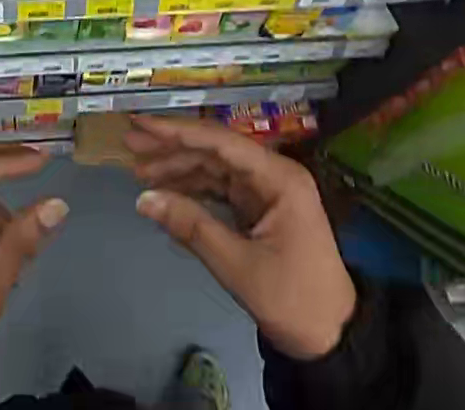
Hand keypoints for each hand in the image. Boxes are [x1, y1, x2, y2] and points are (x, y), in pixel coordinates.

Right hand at [125, 116, 356, 359]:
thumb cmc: (294, 299)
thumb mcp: (239, 265)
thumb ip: (191, 226)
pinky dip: (190, 189)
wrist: (335, 341)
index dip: (177, 130)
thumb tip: (144, 199)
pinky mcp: (257, 208)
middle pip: (213, 150)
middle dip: (170, 147)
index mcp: (278, 177)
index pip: (219, 141)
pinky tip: (164, 191)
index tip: (141, 123)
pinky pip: (217, 188)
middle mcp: (271, 174)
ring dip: (176, 168)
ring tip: (138, 171)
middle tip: (129, 143)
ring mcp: (264, 190)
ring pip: (212, 168)